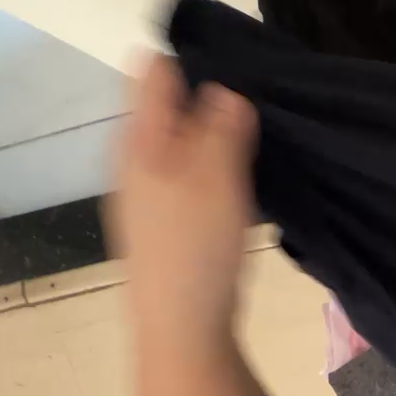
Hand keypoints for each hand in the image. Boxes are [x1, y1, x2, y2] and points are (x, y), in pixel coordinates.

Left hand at [106, 55, 256, 339]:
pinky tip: (240, 205)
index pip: (156, 72)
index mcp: (139, 139)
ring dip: (219, 151)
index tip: (244, 87)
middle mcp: (134, 160)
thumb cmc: (197, 250)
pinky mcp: (166, 227)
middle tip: (261, 131)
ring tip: (257, 167)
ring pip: (184, 151)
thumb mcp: (215, 180)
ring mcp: (147, 196)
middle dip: (214, 112)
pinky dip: (216, 183)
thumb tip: (227, 91)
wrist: (181, 327)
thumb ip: (220, 129)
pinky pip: (191, 184)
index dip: (197, 69)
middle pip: (171, 112)